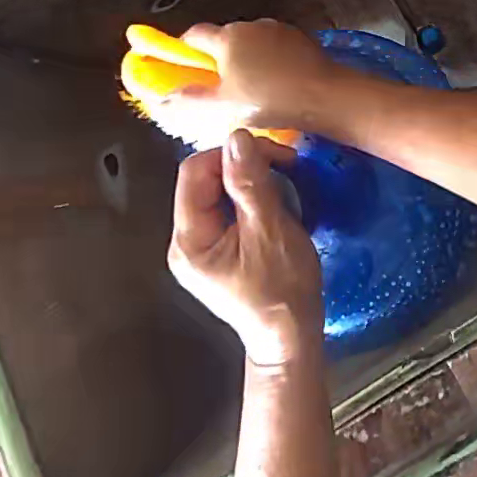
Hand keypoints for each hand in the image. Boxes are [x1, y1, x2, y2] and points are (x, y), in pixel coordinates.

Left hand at [170, 129, 322, 366]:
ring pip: (220, 192)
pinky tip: (278, 203)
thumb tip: (238, 137)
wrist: (290, 339)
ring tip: (286, 187)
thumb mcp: (271, 232)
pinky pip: (230, 208)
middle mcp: (186, 241)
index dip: (232, 154)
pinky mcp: (219, 249)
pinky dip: (254, 197)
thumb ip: (251, 184)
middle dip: (246, 166)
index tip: (274, 155)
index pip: (195, 172)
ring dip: (253, 180)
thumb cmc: (283, 290)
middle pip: (205, 180)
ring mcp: (202, 247)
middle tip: (286, 166)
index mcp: (189, 240)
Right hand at [177, 19, 354, 130]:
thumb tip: (163, 97)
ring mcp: (277, 28)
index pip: (194, 34)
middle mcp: (250, 25)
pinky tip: (277, 81)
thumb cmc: (268, 100)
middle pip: (224, 38)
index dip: (185, 49)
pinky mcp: (300, 37)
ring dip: (247, 58)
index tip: (185, 67)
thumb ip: (191, 99)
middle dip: (219, 58)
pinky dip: (270, 59)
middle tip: (221, 86)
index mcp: (226, 38)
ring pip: (252, 41)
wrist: (324, 95)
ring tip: (253, 87)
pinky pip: (275, 46)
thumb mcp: (224, 106)